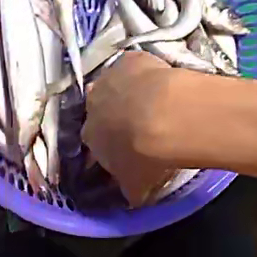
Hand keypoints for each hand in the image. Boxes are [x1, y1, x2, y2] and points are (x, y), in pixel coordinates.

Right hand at [81, 49, 181, 205]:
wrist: (165, 117)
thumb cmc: (146, 157)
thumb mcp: (136, 185)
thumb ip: (130, 190)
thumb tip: (133, 197)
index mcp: (90, 138)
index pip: (95, 142)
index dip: (111, 144)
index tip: (128, 149)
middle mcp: (91, 106)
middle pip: (102, 111)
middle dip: (116, 116)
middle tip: (140, 125)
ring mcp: (108, 78)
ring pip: (116, 86)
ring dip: (130, 93)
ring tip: (154, 103)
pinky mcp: (129, 59)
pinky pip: (134, 66)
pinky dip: (145, 72)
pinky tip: (163, 81)